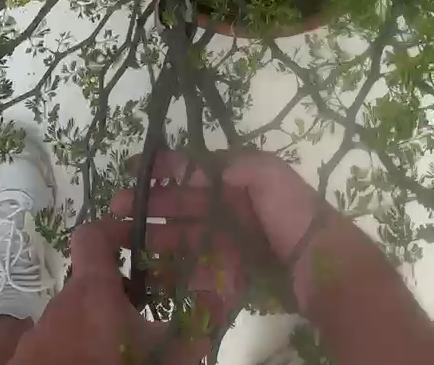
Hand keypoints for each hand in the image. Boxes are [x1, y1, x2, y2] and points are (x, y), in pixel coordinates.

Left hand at [7, 219, 204, 364]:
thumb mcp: (164, 354)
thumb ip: (193, 327)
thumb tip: (219, 299)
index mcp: (93, 288)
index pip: (92, 234)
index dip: (114, 230)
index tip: (137, 243)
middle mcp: (61, 302)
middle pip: (90, 281)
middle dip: (116, 293)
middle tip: (143, 313)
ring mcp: (37, 334)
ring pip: (73, 315)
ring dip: (95, 323)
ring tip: (121, 345)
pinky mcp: (23, 360)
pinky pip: (47, 343)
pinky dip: (69, 346)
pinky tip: (89, 356)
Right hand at [113, 149, 337, 317]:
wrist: (318, 263)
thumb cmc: (292, 211)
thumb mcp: (268, 172)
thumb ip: (235, 162)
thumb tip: (202, 165)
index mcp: (236, 178)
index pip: (193, 168)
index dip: (163, 166)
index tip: (132, 168)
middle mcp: (229, 206)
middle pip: (181, 203)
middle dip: (149, 203)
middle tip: (115, 209)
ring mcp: (228, 239)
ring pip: (182, 234)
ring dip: (153, 234)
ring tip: (123, 240)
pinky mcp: (228, 270)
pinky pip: (193, 266)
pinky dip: (171, 266)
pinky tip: (149, 267)